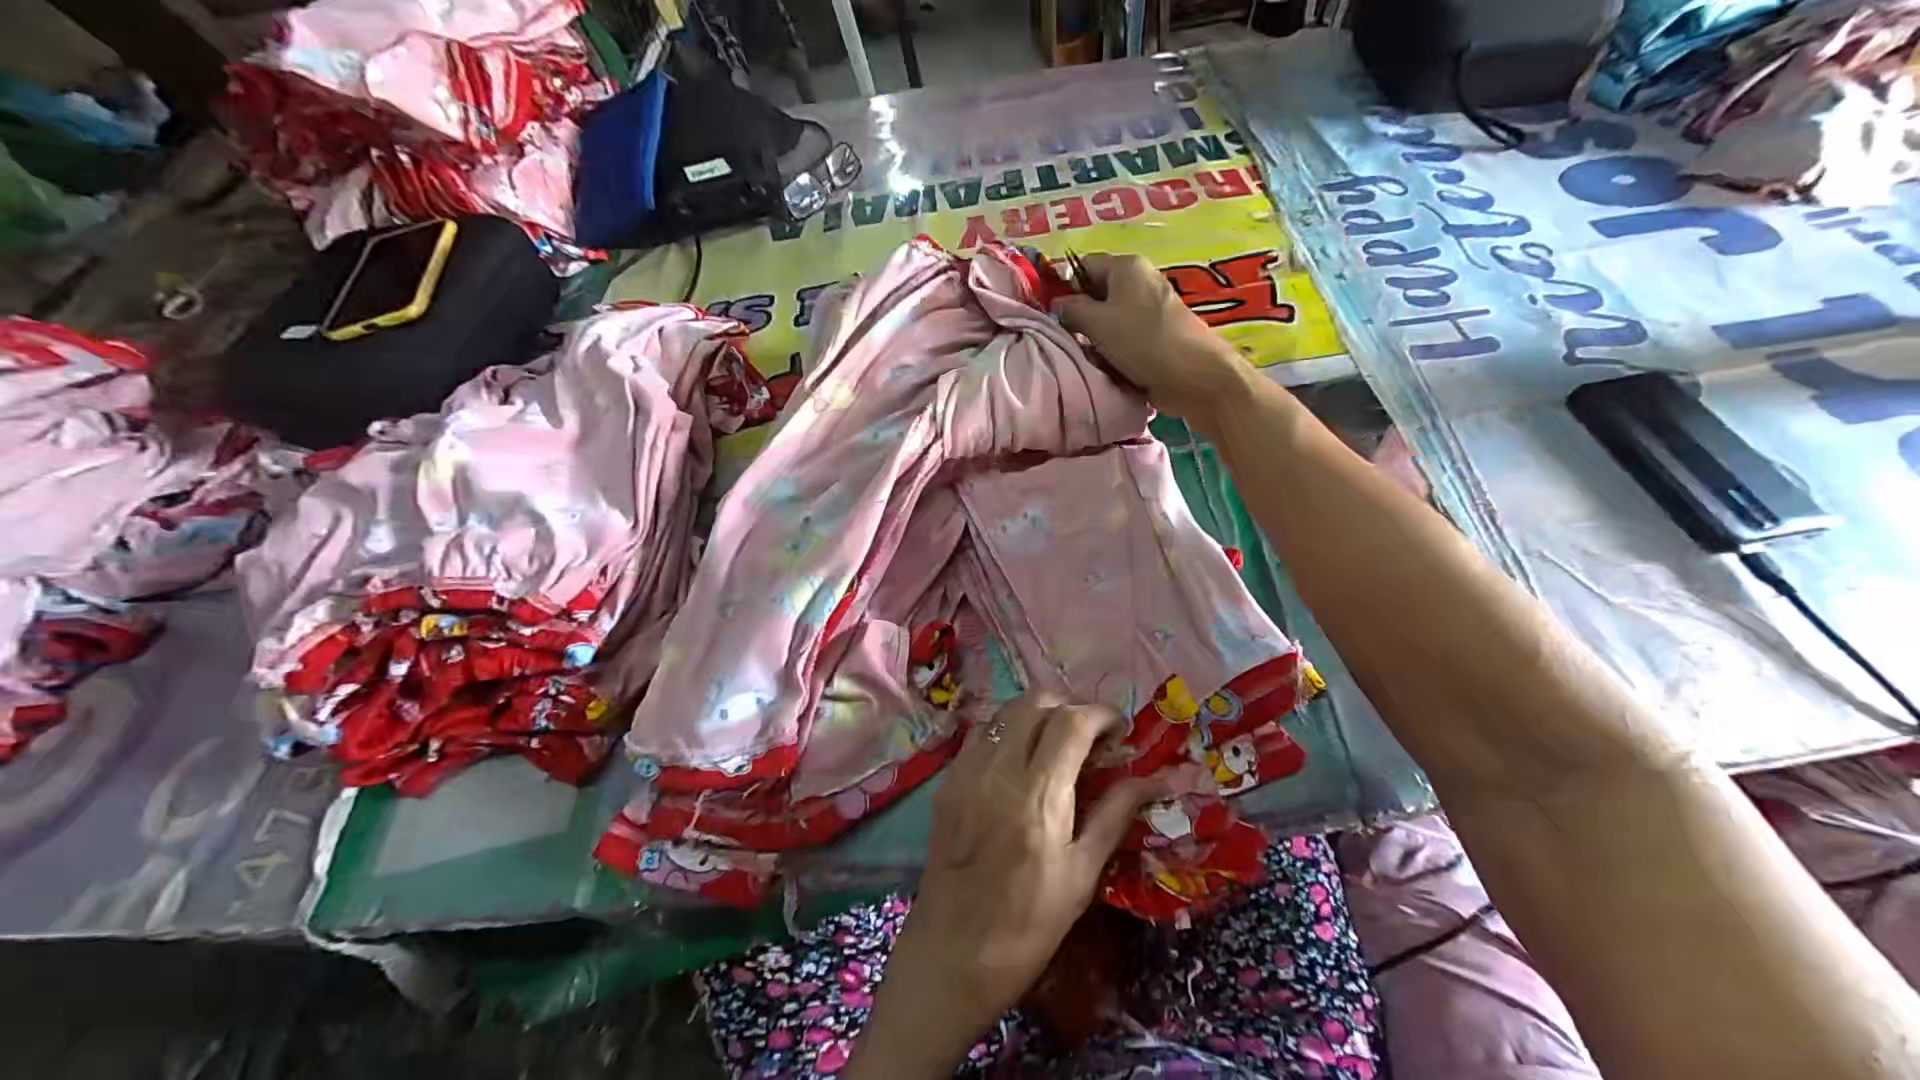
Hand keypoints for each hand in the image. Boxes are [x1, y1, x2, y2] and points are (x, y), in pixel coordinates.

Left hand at [845, 692, 1161, 1078]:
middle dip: (1068, 706)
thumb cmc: (1029, 925)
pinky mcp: (945, 784)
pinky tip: (1019, 763)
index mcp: (1038, 797)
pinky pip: (979, 736)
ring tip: (1055, 745)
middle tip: (1089, 735)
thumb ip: (1115, 814)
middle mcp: (997, 772)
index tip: (1118, 730)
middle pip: (1034, 702)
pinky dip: (1005, 733)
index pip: (1071, 721)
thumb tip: (1154, 778)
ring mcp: (964, 774)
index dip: (1101, 714)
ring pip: (1003, 712)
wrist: (952, 956)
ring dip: (1035, 716)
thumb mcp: (1082, 874)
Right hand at [1053, 253, 1256, 431]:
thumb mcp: (1097, 321)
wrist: (1193, 376)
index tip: (1051, 314)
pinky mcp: (1153, 338)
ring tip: (1085, 358)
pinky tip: (1105, 369)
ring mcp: (1148, 312)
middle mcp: (1138, 283)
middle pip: (1095, 296)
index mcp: (1126, 266)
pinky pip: (1121, 341)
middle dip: (1079, 319)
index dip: (1064, 287)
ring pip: (1106, 323)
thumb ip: (1071, 309)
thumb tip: (1057, 305)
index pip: (1083, 266)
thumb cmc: (1142, 340)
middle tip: (1066, 340)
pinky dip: (1111, 354)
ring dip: (1094, 341)